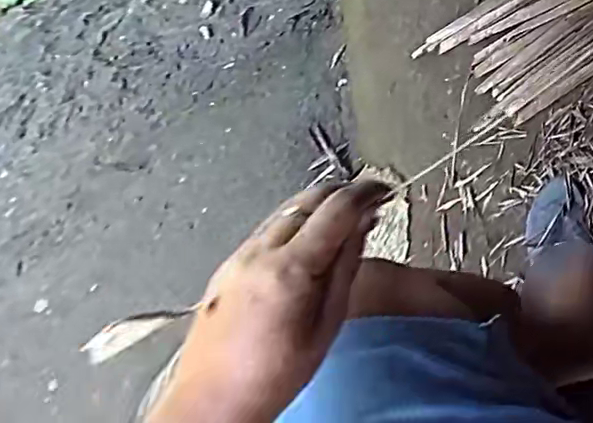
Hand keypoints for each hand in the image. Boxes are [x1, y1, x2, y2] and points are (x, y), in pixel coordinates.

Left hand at [149, 178, 389, 422]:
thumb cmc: (269, 378)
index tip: (384, 191)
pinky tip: (311, 240)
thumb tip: (364, 222)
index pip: (339, 205)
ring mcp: (239, 258)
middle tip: (369, 203)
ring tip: (343, 222)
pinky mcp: (227, 266)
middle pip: (313, 196)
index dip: (368, 192)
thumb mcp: (329, 321)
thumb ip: (348, 263)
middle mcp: (260, 254)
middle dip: (347, 193)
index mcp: (290, 268)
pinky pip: (271, 226)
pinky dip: (299, 221)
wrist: (208, 409)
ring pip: (291, 207)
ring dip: (323, 205)